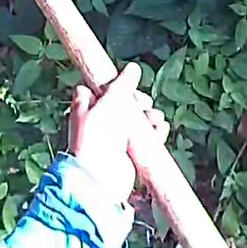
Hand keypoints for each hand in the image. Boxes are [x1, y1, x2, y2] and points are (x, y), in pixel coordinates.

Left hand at [68, 63, 168, 203]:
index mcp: (85, 106)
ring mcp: (112, 139)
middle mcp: (97, 121)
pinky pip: (143, 139)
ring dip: (148, 116)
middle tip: (145, 102)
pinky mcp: (126, 155)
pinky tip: (161, 129)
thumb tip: (134, 68)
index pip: (98, 87)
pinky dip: (153, 133)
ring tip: (156, 117)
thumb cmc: (98, 136)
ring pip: (134, 121)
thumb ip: (122, 85)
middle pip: (120, 103)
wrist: (99, 179)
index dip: (114, 83)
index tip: (129, 83)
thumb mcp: (110, 102)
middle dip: (136, 101)